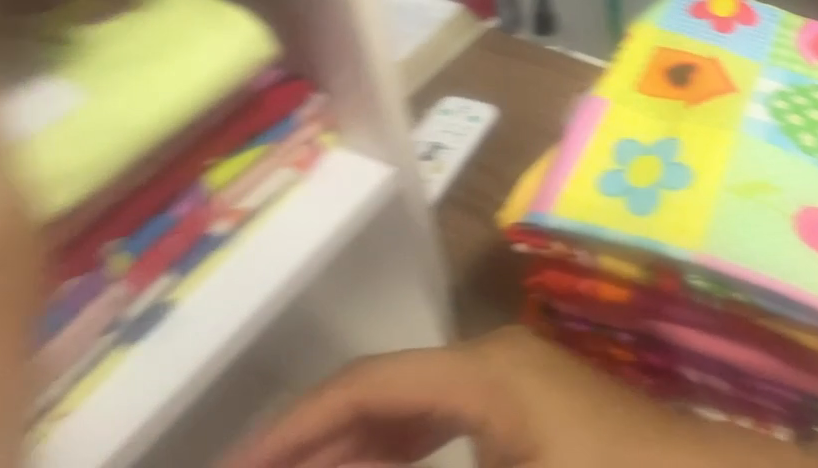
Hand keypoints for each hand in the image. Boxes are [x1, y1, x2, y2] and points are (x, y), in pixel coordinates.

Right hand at [223, 326, 817, 467]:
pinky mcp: (530, 410)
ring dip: (355, 451)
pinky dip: (399, 453)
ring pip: (410, 411)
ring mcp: (514, 381)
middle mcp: (493, 359)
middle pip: (379, 393)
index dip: (287, 430)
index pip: (363, 385)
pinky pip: (443, 425)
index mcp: (483, 369)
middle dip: (314, 444)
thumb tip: (343, 465)